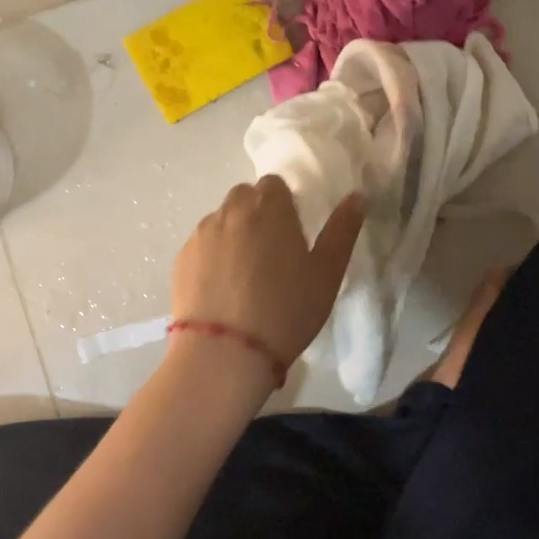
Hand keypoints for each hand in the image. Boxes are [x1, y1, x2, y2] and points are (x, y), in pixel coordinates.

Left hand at [171, 177, 365, 367]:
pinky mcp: (181, 260)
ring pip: (221, 221)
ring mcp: (201, 234)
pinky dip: (213, 257)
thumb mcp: (327, 273)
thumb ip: (342, 229)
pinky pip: (202, 246)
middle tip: (273, 252)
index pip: (274, 184)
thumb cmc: (286, 310)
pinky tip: (223, 290)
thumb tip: (357, 196)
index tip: (292, 232)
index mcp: (269, 207)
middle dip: (257, 214)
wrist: (225, 354)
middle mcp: (231, 211)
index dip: (284, 204)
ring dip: (234, 234)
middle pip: (244, 197)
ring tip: (246, 275)